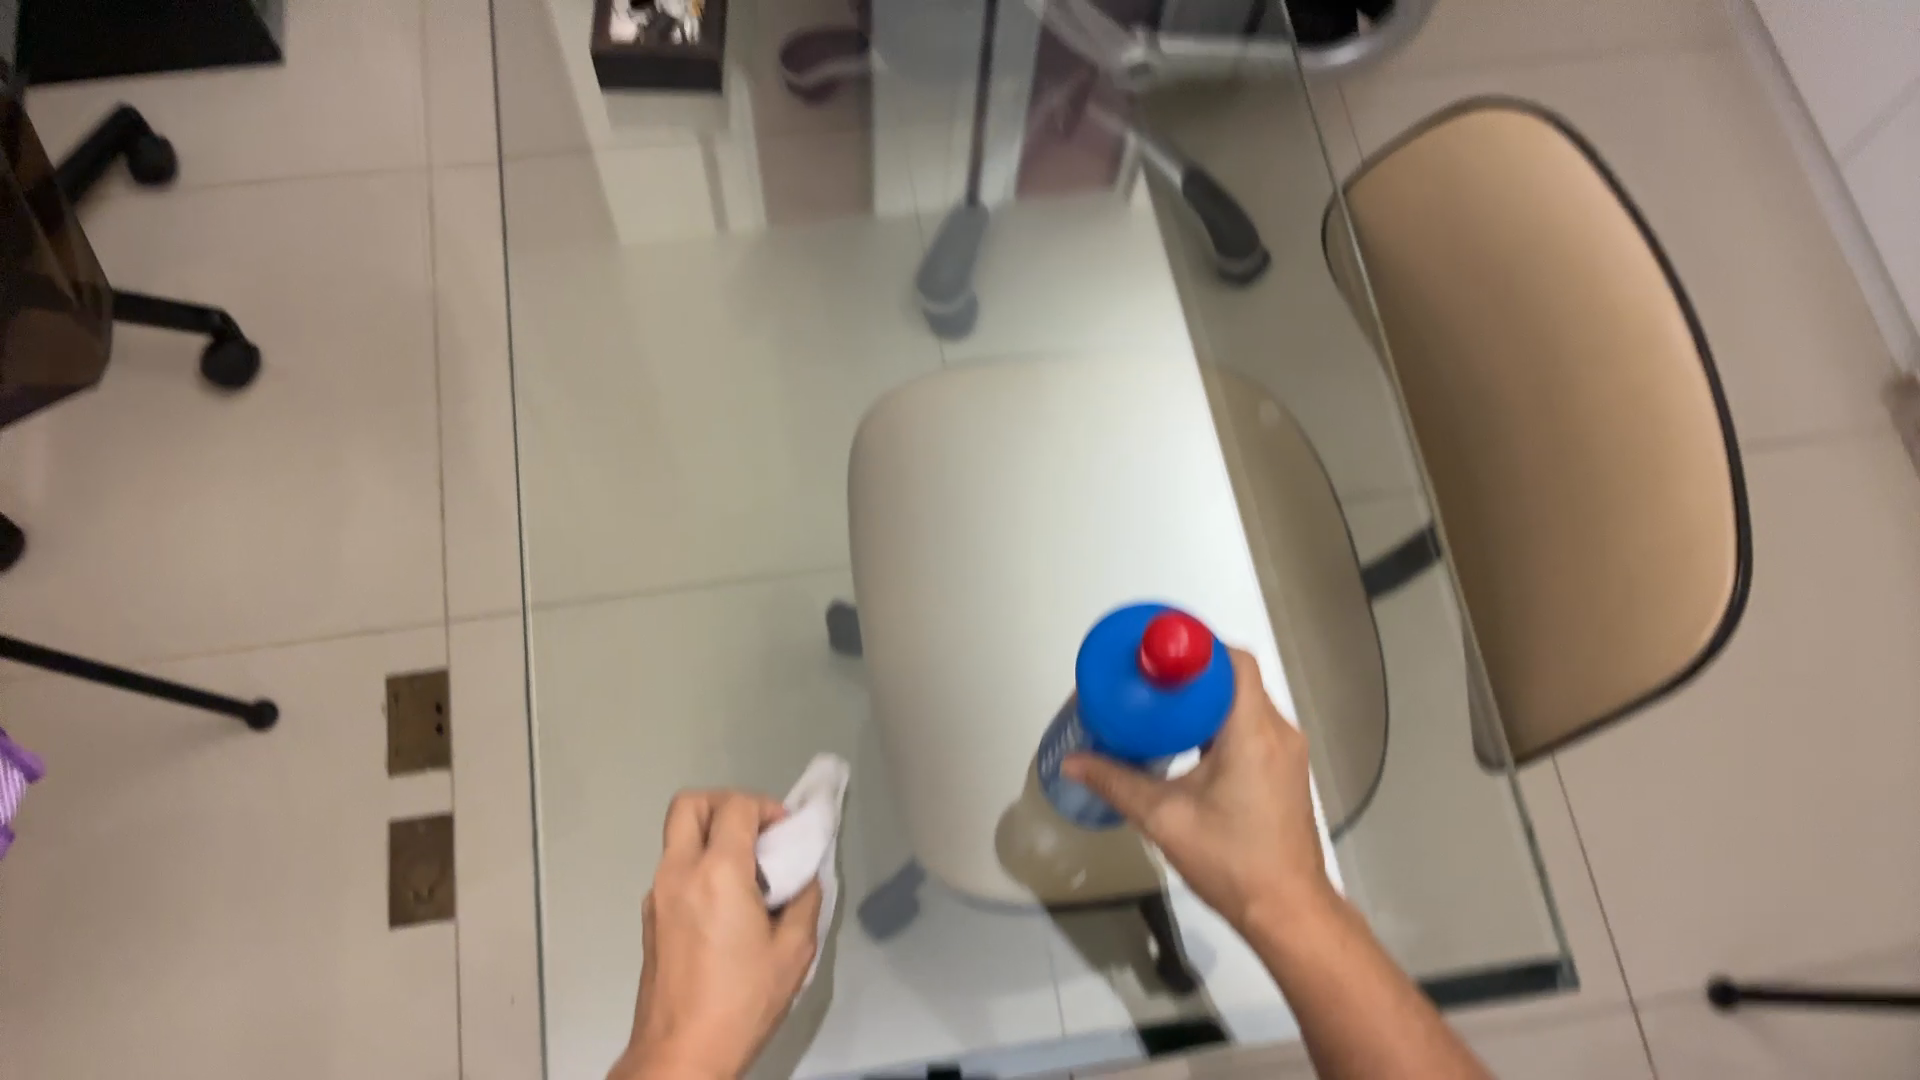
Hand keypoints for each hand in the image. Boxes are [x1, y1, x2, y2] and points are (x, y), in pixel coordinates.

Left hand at [612, 790, 823, 1079]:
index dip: (766, 807)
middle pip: (689, 804)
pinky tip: (726, 902)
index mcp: (717, 873)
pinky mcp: (650, 917)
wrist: (678, 1059)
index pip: (736, 806)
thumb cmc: (740, 1002)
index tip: (786, 833)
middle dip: (726, 803)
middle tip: (756, 830)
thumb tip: (803, 877)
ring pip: (678, 834)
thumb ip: (805, 899)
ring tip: (746, 870)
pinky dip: (700, 863)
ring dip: (712, 834)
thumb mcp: (795, 951)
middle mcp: (679, 873)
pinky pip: (675, 867)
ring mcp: (657, 895)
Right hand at [1063, 648, 1333, 934]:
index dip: (1196, 648)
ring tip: (1159, 706)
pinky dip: (1218, 720)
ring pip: (1243, 700)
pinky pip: (1251, 724)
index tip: (1156, 654)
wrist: (1289, 912)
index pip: (1233, 662)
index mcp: (1252, 732)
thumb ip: (1116, 783)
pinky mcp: (1285, 769)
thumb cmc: (1231, 861)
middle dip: (1191, 672)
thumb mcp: (1164, 819)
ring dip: (1204, 697)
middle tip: (1147, 680)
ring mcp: (1286, 751)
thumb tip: (1071, 761)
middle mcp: (1277, 732)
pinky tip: (1185, 739)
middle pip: (1235, 677)